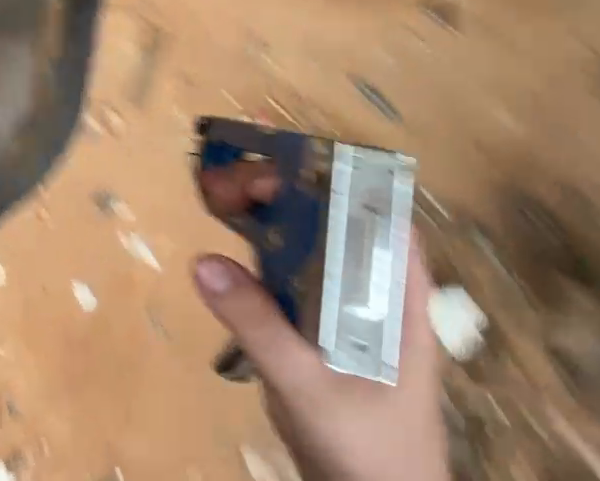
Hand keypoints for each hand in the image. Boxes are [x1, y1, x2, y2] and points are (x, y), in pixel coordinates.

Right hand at [194, 164, 449, 480]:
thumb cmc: (365, 443)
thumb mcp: (308, 385)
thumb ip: (259, 326)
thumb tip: (204, 260)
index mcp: (395, 300)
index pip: (382, 220)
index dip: (337, 178)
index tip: (281, 155)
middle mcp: (370, 291)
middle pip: (332, 219)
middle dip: (281, 186)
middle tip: (225, 173)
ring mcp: (339, 306)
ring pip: (304, 239)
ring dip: (262, 208)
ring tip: (213, 186)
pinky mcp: (309, 322)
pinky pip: (281, 267)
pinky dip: (250, 240)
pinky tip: (220, 228)